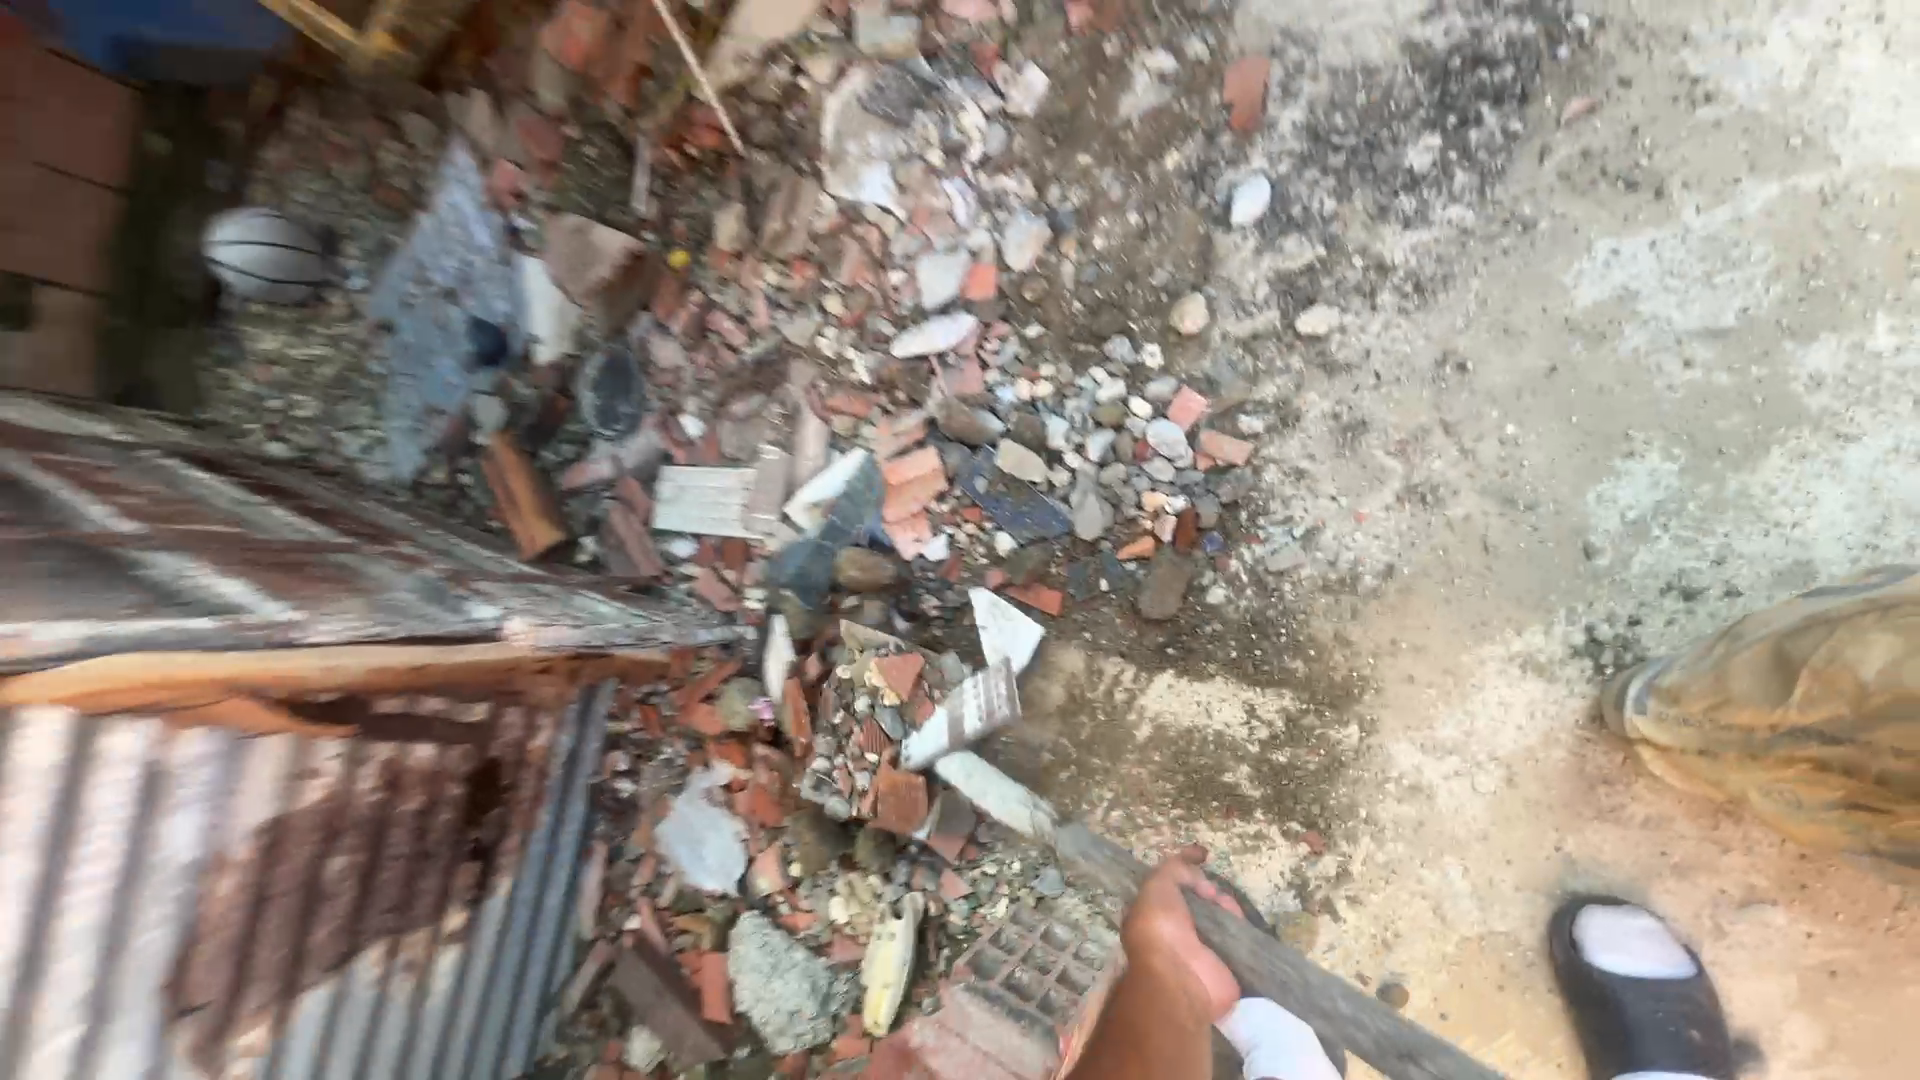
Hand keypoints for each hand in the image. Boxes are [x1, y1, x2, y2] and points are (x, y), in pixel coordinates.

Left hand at [1122, 845, 1242, 1022]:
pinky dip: (1239, 925)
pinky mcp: (1225, 963)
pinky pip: (1235, 937)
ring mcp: (1200, 948)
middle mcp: (1175, 929)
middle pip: (1198, 899)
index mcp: (1152, 912)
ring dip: (1224, 904)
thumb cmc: (1159, 926)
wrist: (1179, 977)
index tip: (1203, 854)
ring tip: (1225, 905)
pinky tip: (1238, 919)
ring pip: (1218, 916)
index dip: (1184, 868)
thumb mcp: (1158, 884)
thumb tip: (1195, 863)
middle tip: (1210, 890)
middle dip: (1206, 888)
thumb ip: (1174, 868)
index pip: (1170, 884)